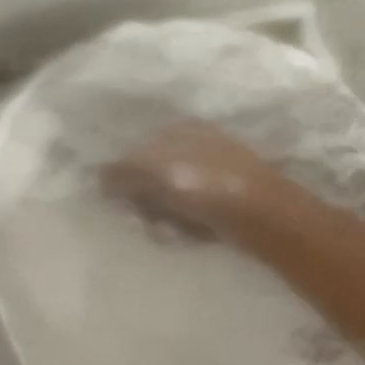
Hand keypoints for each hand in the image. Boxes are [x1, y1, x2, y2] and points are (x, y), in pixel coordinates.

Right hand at [101, 121, 282, 236]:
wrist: (267, 217)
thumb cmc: (205, 186)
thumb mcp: (152, 173)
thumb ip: (120, 173)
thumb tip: (97, 178)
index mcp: (180, 129)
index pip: (136, 151)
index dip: (124, 177)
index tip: (121, 200)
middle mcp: (198, 146)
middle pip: (152, 177)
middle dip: (144, 201)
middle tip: (146, 218)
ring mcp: (214, 174)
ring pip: (171, 199)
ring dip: (164, 218)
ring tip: (171, 231)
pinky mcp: (228, 202)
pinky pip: (193, 215)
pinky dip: (186, 227)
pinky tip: (190, 235)